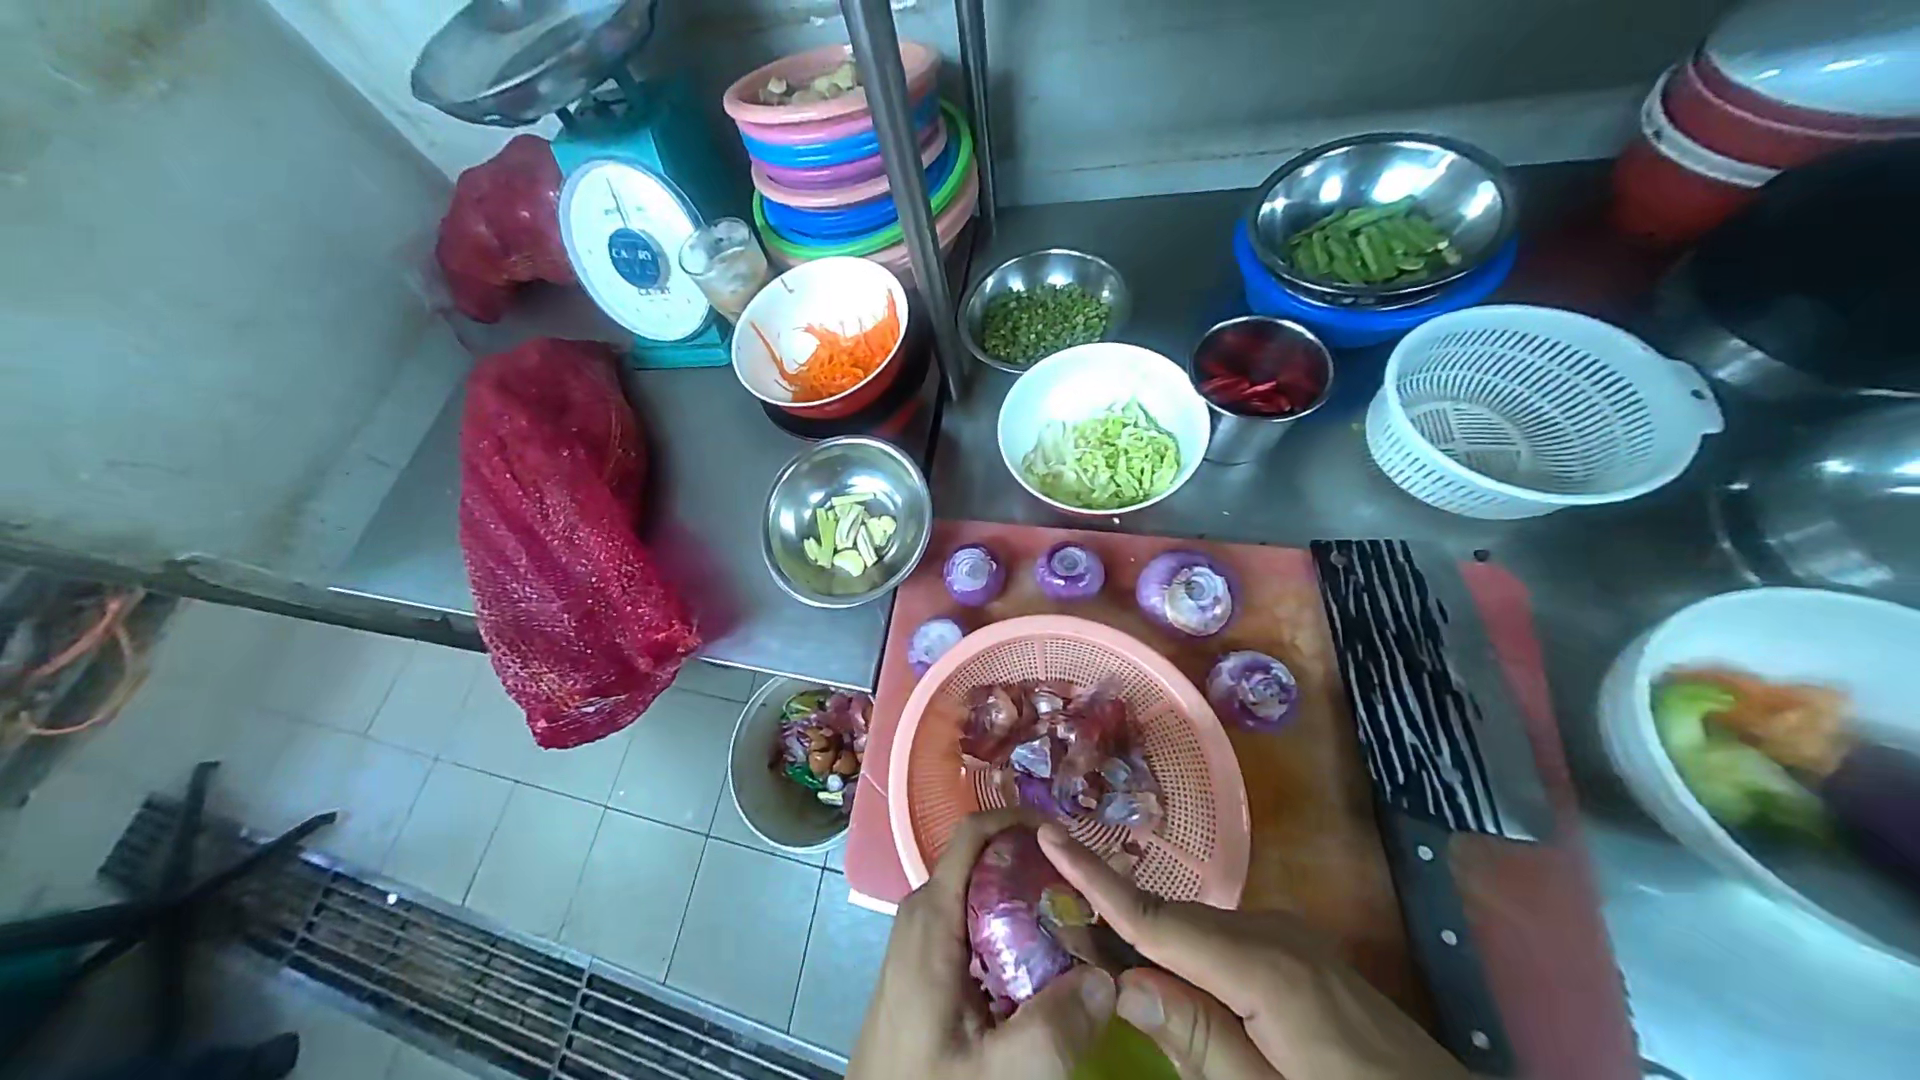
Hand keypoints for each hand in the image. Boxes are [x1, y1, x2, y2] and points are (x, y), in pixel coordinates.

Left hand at [847, 808, 1116, 1079]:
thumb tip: (1107, 979)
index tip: (1065, 836)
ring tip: (1075, 918)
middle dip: (1034, 863)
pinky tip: (1045, 957)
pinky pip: (975, 919)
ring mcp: (924, 934)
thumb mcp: (992, 1072)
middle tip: (1086, 888)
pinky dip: (1011, 923)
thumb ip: (1052, 1030)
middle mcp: (925, 911)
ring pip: (981, 891)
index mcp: (932, 916)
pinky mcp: (929, 958)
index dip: (1017, 821)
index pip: (972, 835)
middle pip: (983, 860)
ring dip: (1026, 895)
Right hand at [1038, 824, 1467, 1079]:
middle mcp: (1274, 932)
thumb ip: (1198, 1041)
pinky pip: (1225, 941)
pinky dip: (1188, 951)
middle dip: (1116, 919)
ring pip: (1197, 930)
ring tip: (1100, 946)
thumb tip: (1122, 979)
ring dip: (1151, 939)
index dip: (1095, 879)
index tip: (1049, 836)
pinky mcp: (1301, 953)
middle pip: (1173, 920)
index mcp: (1264, 968)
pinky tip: (1171, 973)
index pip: (1157, 918)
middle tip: (1058, 922)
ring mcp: (1292, 937)